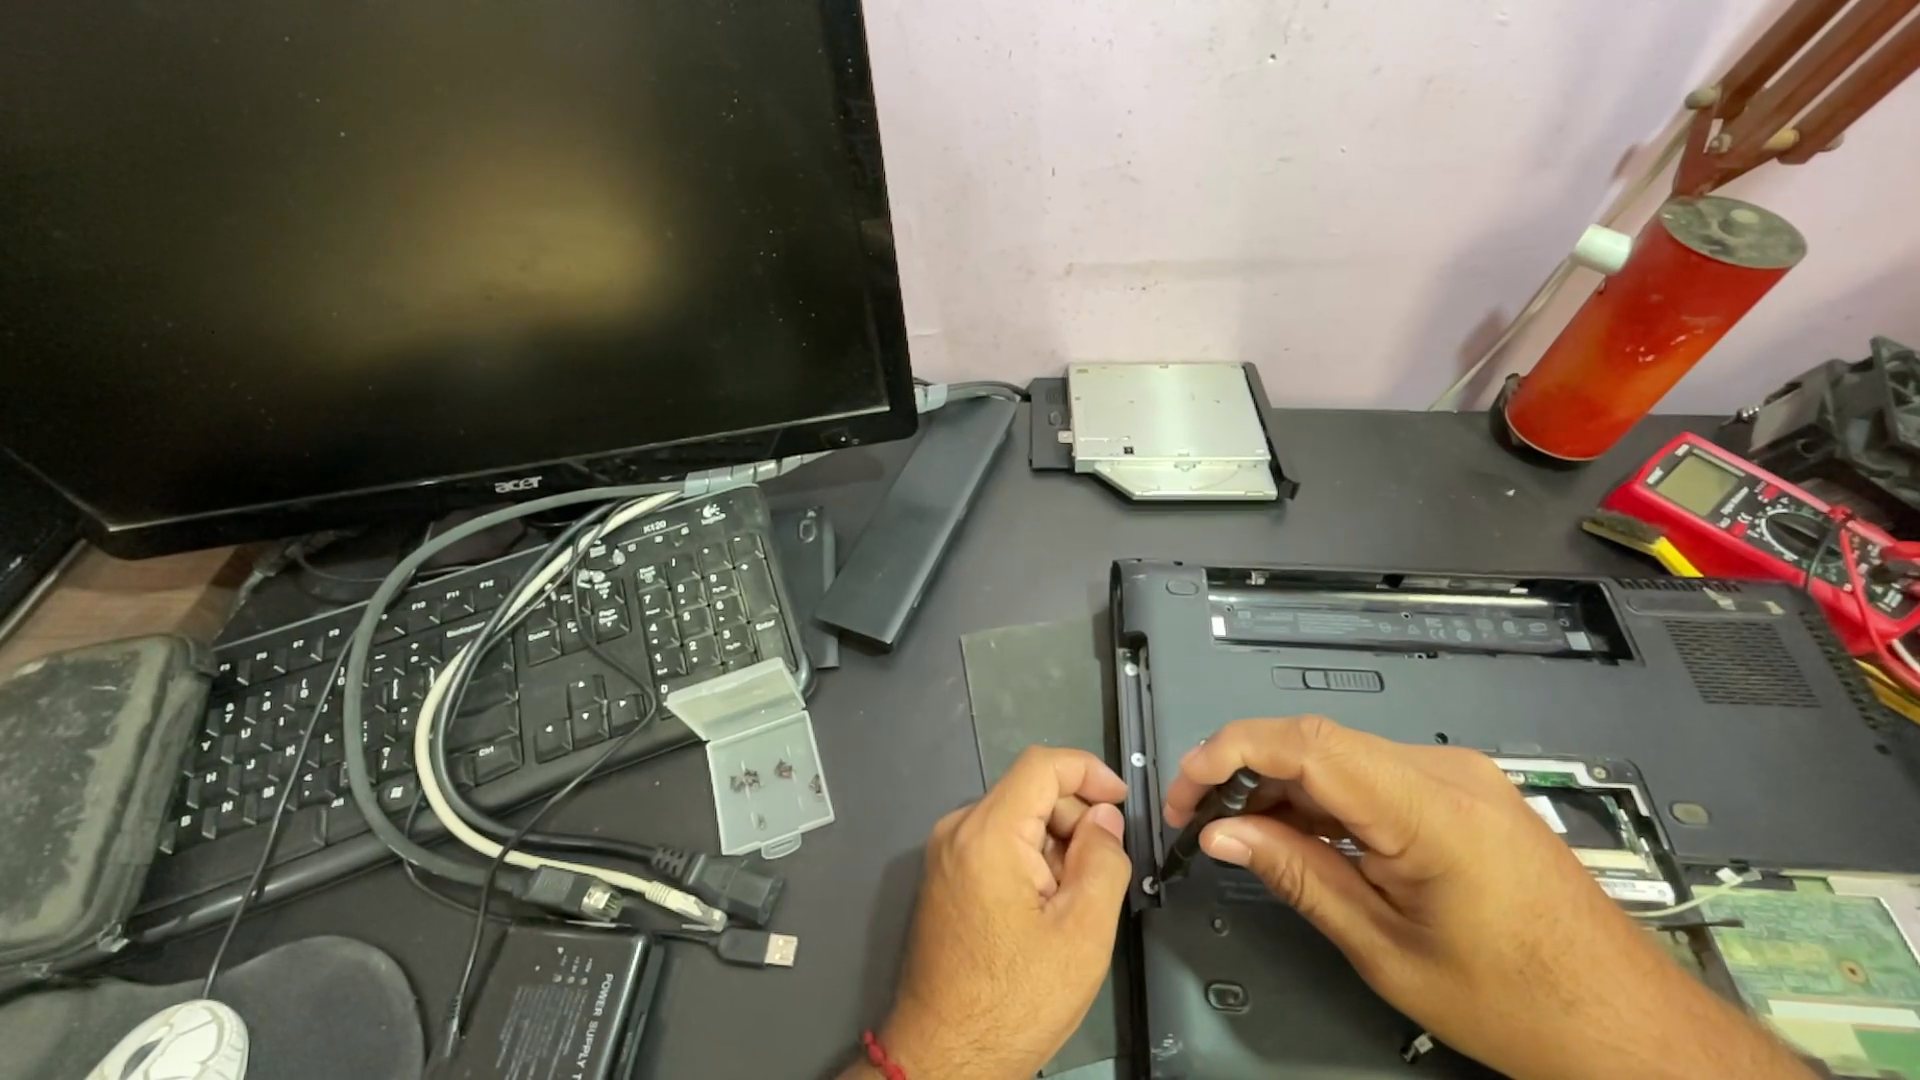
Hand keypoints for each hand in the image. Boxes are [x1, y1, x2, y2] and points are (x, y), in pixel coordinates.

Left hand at [867, 747, 1132, 1079]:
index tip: (1121, 801)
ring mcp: (946, 851)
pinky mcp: (945, 874)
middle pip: (1030, 792)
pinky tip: (1042, 908)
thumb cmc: (1015, 1000)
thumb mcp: (1083, 933)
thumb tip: (1104, 816)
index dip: (1089, 770)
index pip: (1042, 764)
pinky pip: (996, 842)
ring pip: (1016, 818)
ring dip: (1055, 845)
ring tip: (1070, 904)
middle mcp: (958, 829)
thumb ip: (1103, 860)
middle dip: (1074, 820)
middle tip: (1100, 873)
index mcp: (987, 833)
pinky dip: (1029, 860)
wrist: (945, 1056)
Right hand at [1164, 716, 1813, 1079]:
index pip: (1306, 744)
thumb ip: (1296, 875)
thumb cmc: (1515, 1003)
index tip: (1186, 789)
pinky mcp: (1461, 789)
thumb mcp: (1384, 948)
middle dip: (1244, 771)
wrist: (1630, 1026)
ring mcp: (1457, 775)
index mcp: (1431, 810)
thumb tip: (1219, 833)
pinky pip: (1370, 774)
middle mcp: (1445, 772)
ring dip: (1280, 786)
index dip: (1230, 751)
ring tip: (1241, 834)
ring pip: (1337, 755)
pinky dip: (1321, 798)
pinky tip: (1297, 835)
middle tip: (1198, 818)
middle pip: (1315, 742)